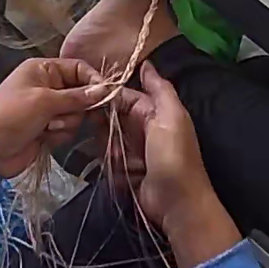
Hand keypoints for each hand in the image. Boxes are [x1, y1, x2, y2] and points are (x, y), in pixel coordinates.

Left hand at [0, 58, 109, 177]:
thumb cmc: (9, 116)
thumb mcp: (43, 101)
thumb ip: (77, 96)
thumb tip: (105, 90)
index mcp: (42, 70)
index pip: (78, 69)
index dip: (93, 81)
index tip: (107, 95)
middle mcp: (47, 86)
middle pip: (81, 93)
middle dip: (75, 107)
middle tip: (62, 115)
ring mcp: (47, 109)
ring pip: (76, 114)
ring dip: (65, 123)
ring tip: (46, 127)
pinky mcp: (47, 129)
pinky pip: (67, 129)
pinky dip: (59, 134)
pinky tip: (43, 137)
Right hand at [111, 62, 240, 267]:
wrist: (177, 204)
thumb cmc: (174, 156)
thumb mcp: (172, 116)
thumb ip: (159, 88)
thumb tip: (146, 63)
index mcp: (155, 111)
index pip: (125, 96)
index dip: (109, 97)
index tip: (91, 98)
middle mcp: (143, 127)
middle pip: (113, 117)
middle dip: (107, 125)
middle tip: (113, 137)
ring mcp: (134, 149)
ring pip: (108, 138)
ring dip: (112, 149)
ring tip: (125, 160)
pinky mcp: (126, 170)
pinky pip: (109, 159)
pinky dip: (114, 165)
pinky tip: (124, 171)